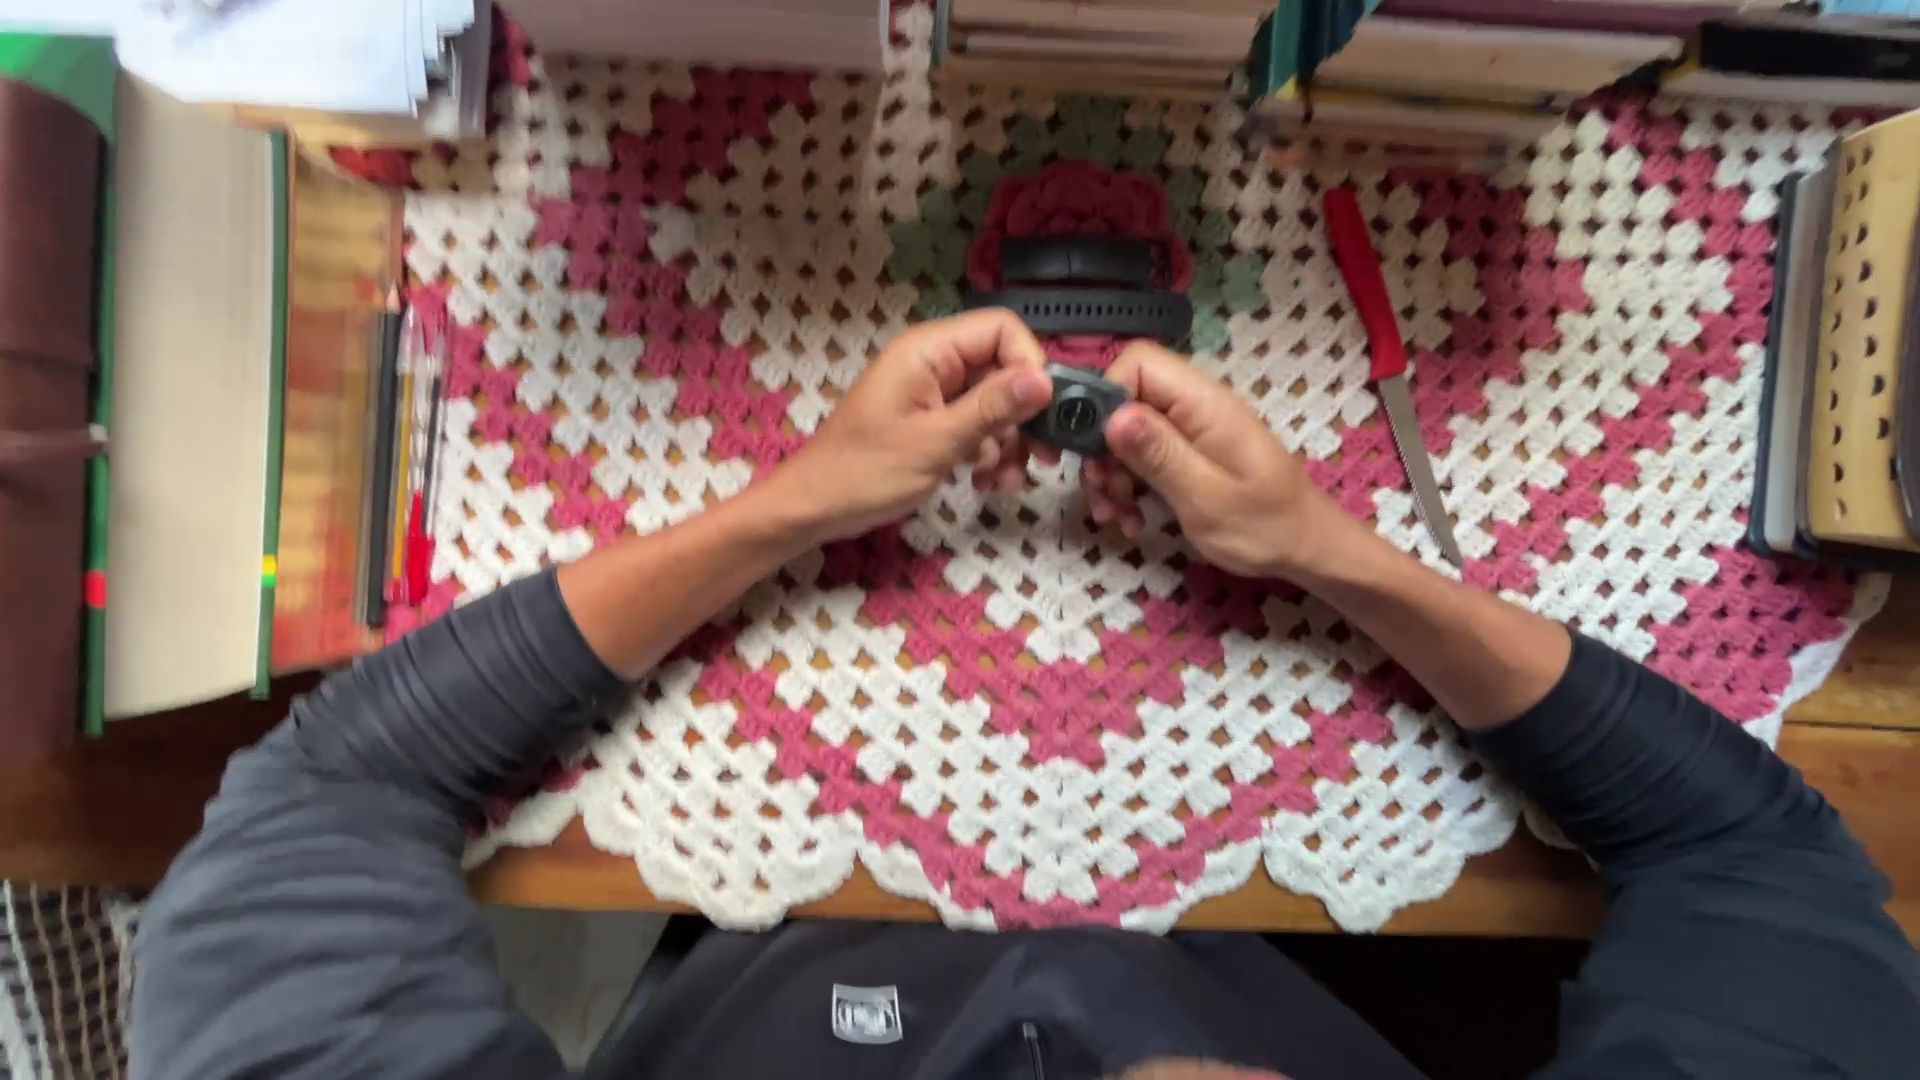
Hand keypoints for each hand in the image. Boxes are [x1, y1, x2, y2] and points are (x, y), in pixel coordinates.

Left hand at [769, 309, 1054, 542]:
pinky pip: (975, 426)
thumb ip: (991, 409)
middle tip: (1043, 458)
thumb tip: (1045, 380)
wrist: (816, 508)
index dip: (1029, 365)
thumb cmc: (867, 471)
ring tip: (1006, 482)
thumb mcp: (936, 442)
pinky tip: (986, 484)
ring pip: (994, 404)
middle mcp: (934, 363)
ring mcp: (933, 393)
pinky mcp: (932, 421)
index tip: (1042, 412)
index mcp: (929, 351)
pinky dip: (987, 453)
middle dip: (1024, 415)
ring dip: (1008, 443)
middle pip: (1003, 369)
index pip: (1002, 329)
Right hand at [1083, 342, 1350, 578]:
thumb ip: (1159, 454)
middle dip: (1102, 448)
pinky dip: (1128, 487)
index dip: (1104, 397)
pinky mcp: (1186, 455)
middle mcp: (1193, 407)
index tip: (1093, 448)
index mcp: (1203, 404)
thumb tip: (1111, 416)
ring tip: (1115, 515)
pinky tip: (1131, 519)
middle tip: (1101, 493)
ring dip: (1111, 475)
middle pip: (1124, 401)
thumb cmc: (1263, 526)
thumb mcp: (1206, 496)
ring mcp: (1189, 431)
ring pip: (1126, 433)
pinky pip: (1142, 457)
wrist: (1305, 550)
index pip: (1138, 364)